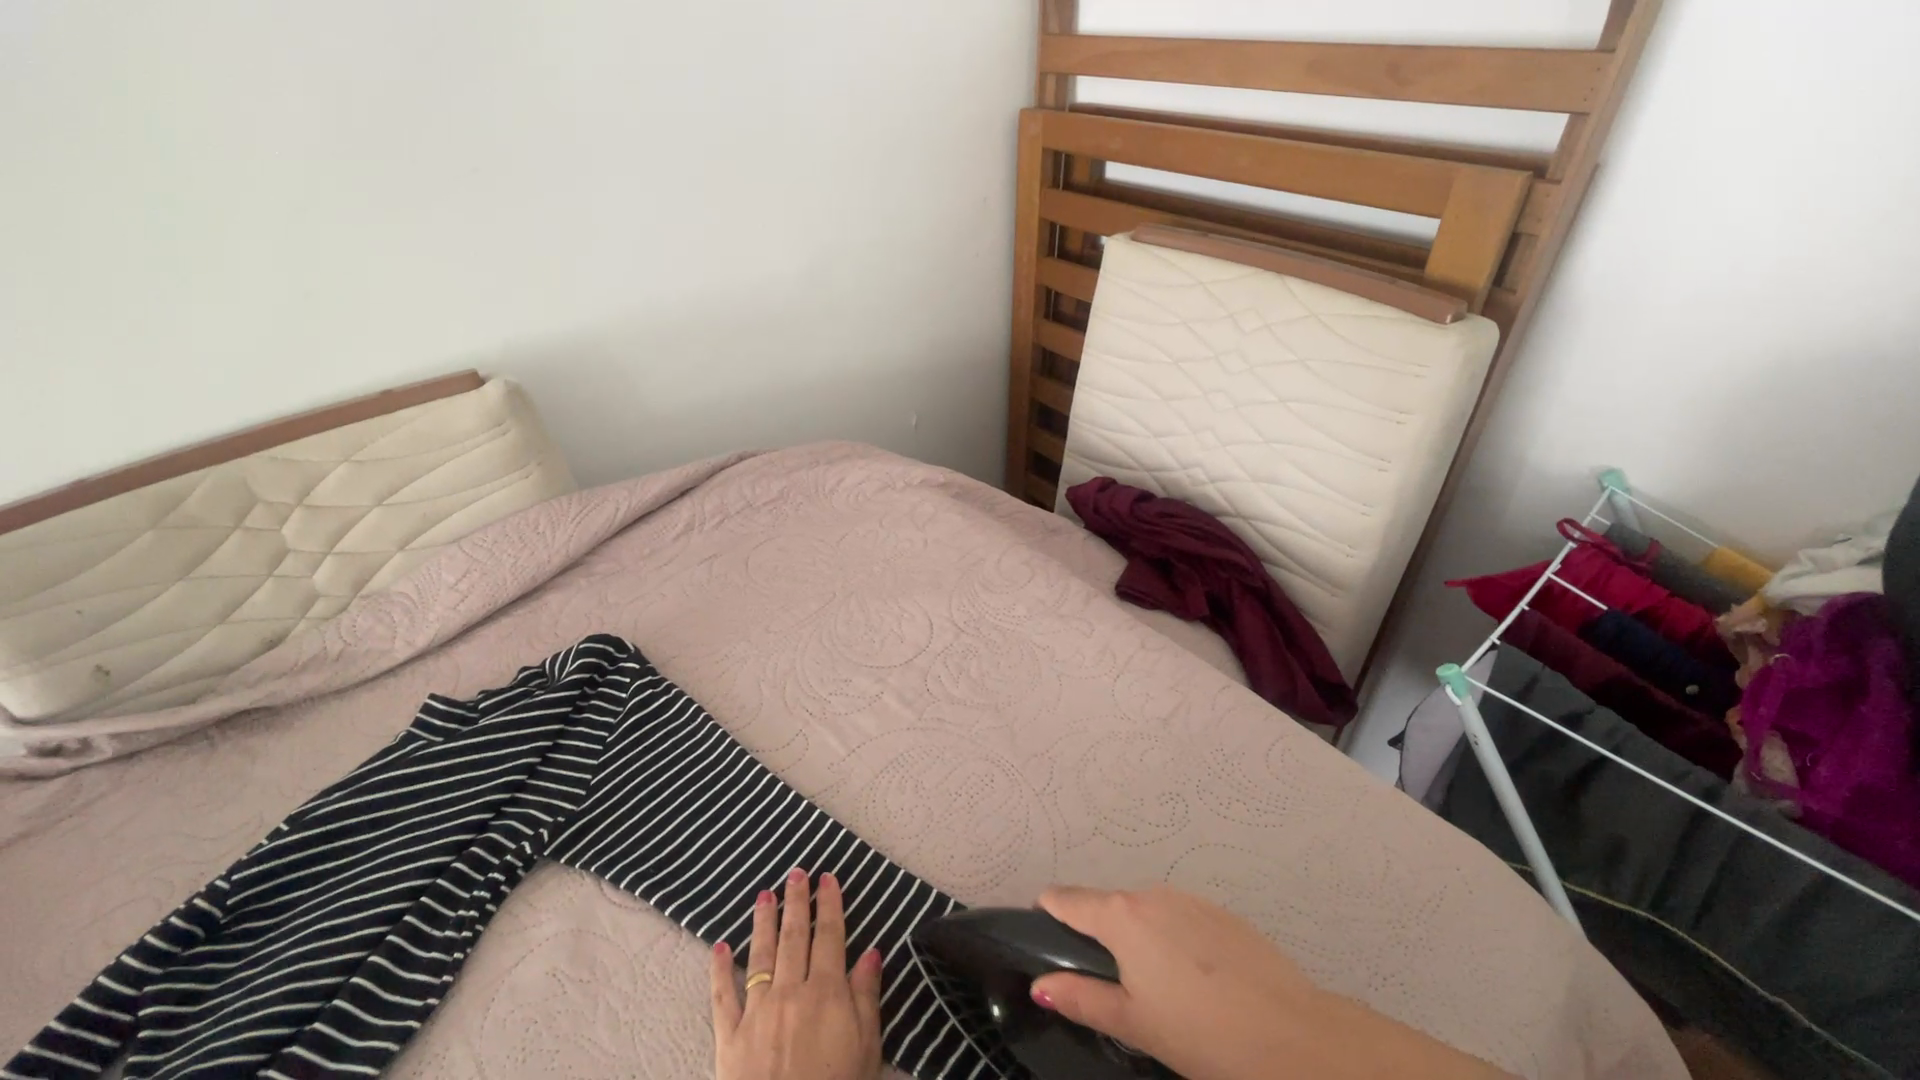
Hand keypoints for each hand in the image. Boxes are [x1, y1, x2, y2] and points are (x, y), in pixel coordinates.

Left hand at [709, 868, 883, 1079]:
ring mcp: (757, 1012)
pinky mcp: (730, 1036)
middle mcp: (790, 992)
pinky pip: (723, 996)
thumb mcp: (867, 1047)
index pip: (829, 936)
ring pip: (760, 956)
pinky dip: (720, 969)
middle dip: (795, 903)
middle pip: (793, 938)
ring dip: (762, 922)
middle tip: (795, 873)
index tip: (826, 878)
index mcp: (827, 992)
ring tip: (763, 895)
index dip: (828, 905)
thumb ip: (866, 997)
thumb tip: (872, 952)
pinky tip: (720, 946)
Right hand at [1029, 885, 1513, 1079]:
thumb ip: (1082, 998)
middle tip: (1102, 981)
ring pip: (1146, 911)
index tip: (1041, 934)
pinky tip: (1191, 980)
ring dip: (1136, 936)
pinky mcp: (1224, 913)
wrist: (1295, 1034)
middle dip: (1097, 933)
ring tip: (1150, 985)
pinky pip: (1180, 918)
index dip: (1049, 913)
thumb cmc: (1201, 1033)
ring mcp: (1192, 900)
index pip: (1067, 899)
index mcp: (1122, 916)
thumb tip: (1039, 984)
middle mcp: (1152, 894)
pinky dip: (1171, 939)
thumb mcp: (1133, 1023)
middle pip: (1108, 904)